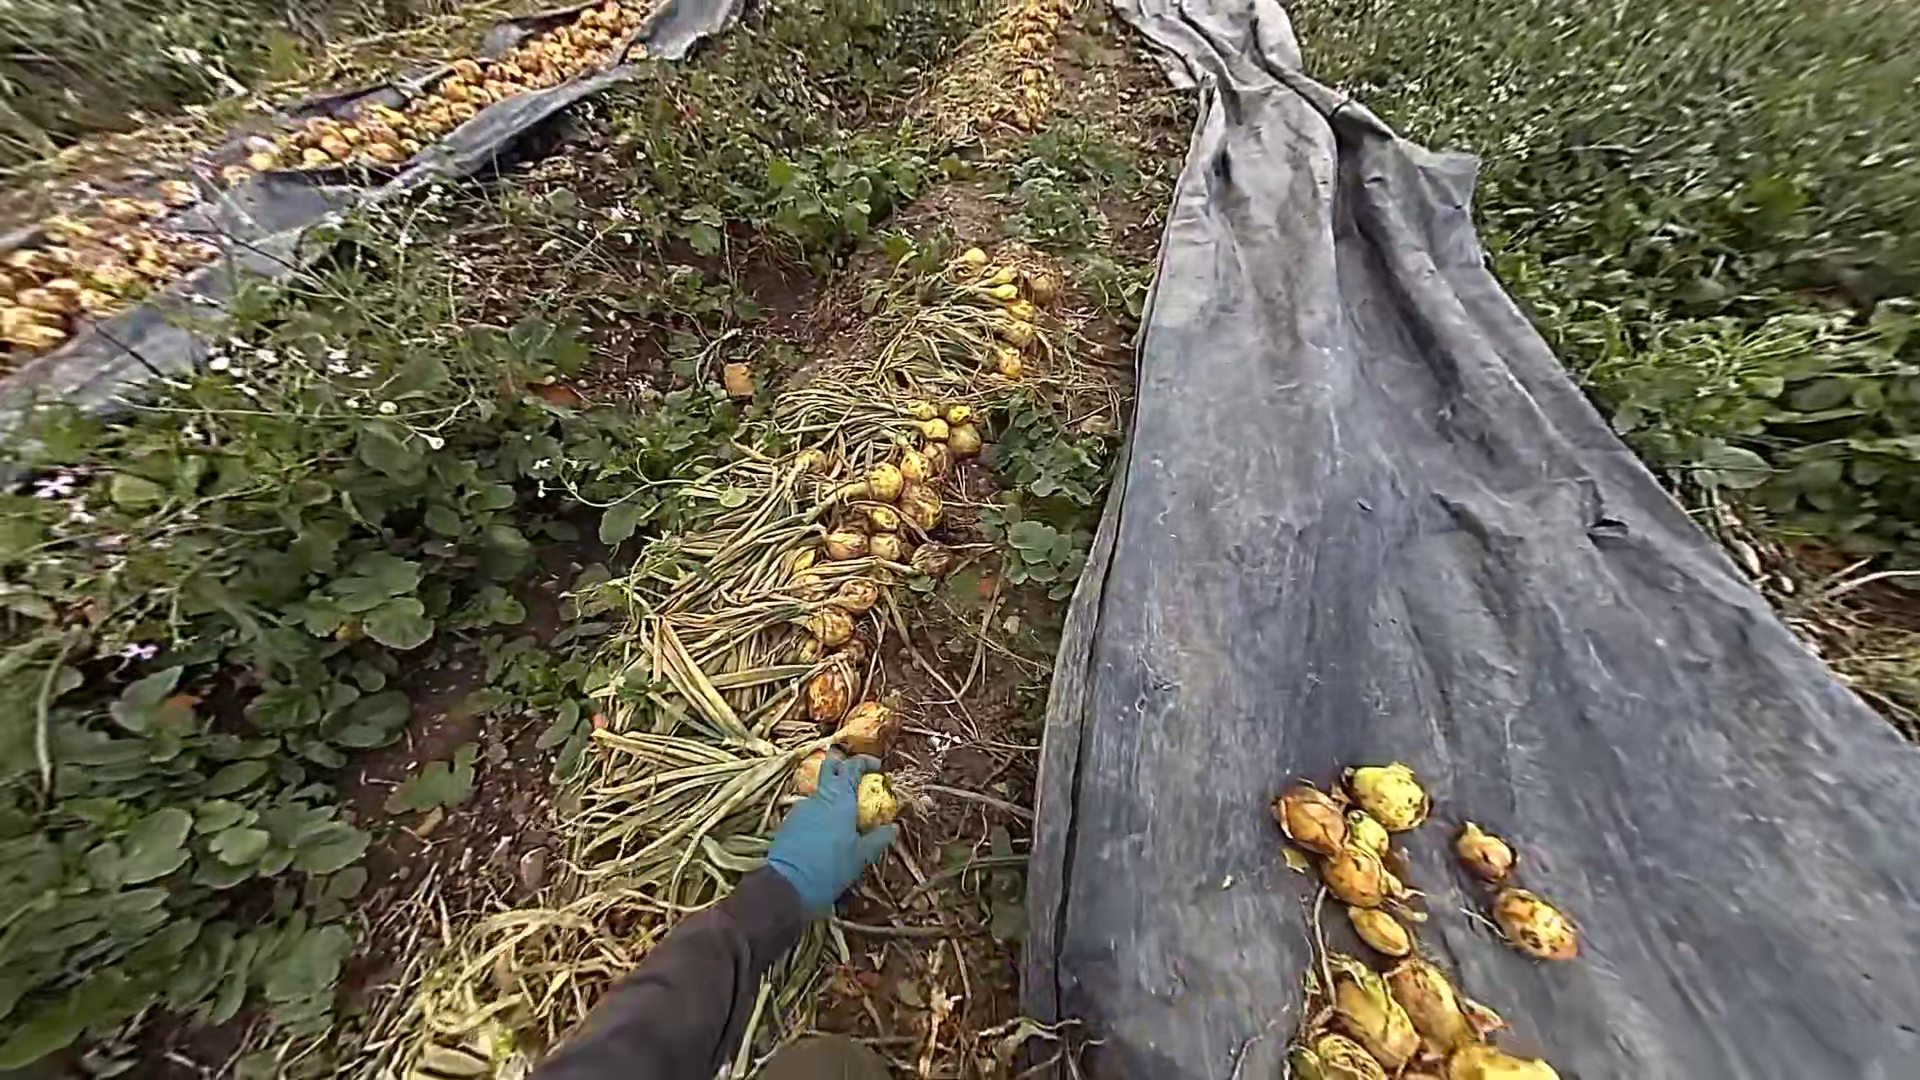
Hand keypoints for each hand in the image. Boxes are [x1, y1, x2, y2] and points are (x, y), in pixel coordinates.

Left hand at [766, 752, 896, 914]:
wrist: (785, 887)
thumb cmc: (830, 867)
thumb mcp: (861, 857)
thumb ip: (878, 839)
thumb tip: (893, 828)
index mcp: (840, 798)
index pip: (853, 766)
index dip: (866, 762)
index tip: (877, 767)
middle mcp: (820, 797)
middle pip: (830, 768)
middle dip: (842, 766)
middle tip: (856, 778)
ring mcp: (801, 808)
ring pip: (820, 792)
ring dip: (832, 796)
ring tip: (843, 818)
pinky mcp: (789, 823)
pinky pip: (809, 810)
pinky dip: (820, 815)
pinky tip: (824, 835)